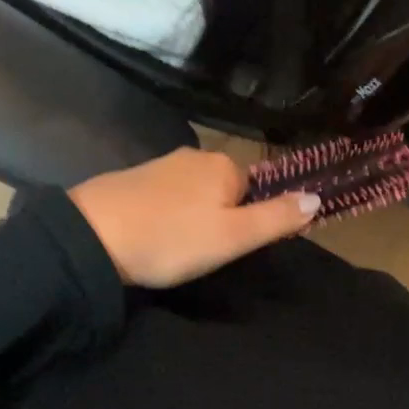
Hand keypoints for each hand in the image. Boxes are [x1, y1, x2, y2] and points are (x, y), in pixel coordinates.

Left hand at [69, 148, 317, 287]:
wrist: (92, 235)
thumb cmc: (171, 239)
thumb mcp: (232, 238)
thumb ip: (276, 218)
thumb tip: (316, 197)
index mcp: (225, 165)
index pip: (255, 191)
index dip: (246, 223)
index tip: (227, 249)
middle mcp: (196, 155)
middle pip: (224, 190)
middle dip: (219, 218)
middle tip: (201, 253)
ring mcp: (162, 164)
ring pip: (194, 194)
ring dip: (192, 218)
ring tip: (176, 248)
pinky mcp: (135, 177)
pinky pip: (167, 196)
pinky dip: (167, 215)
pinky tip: (154, 235)